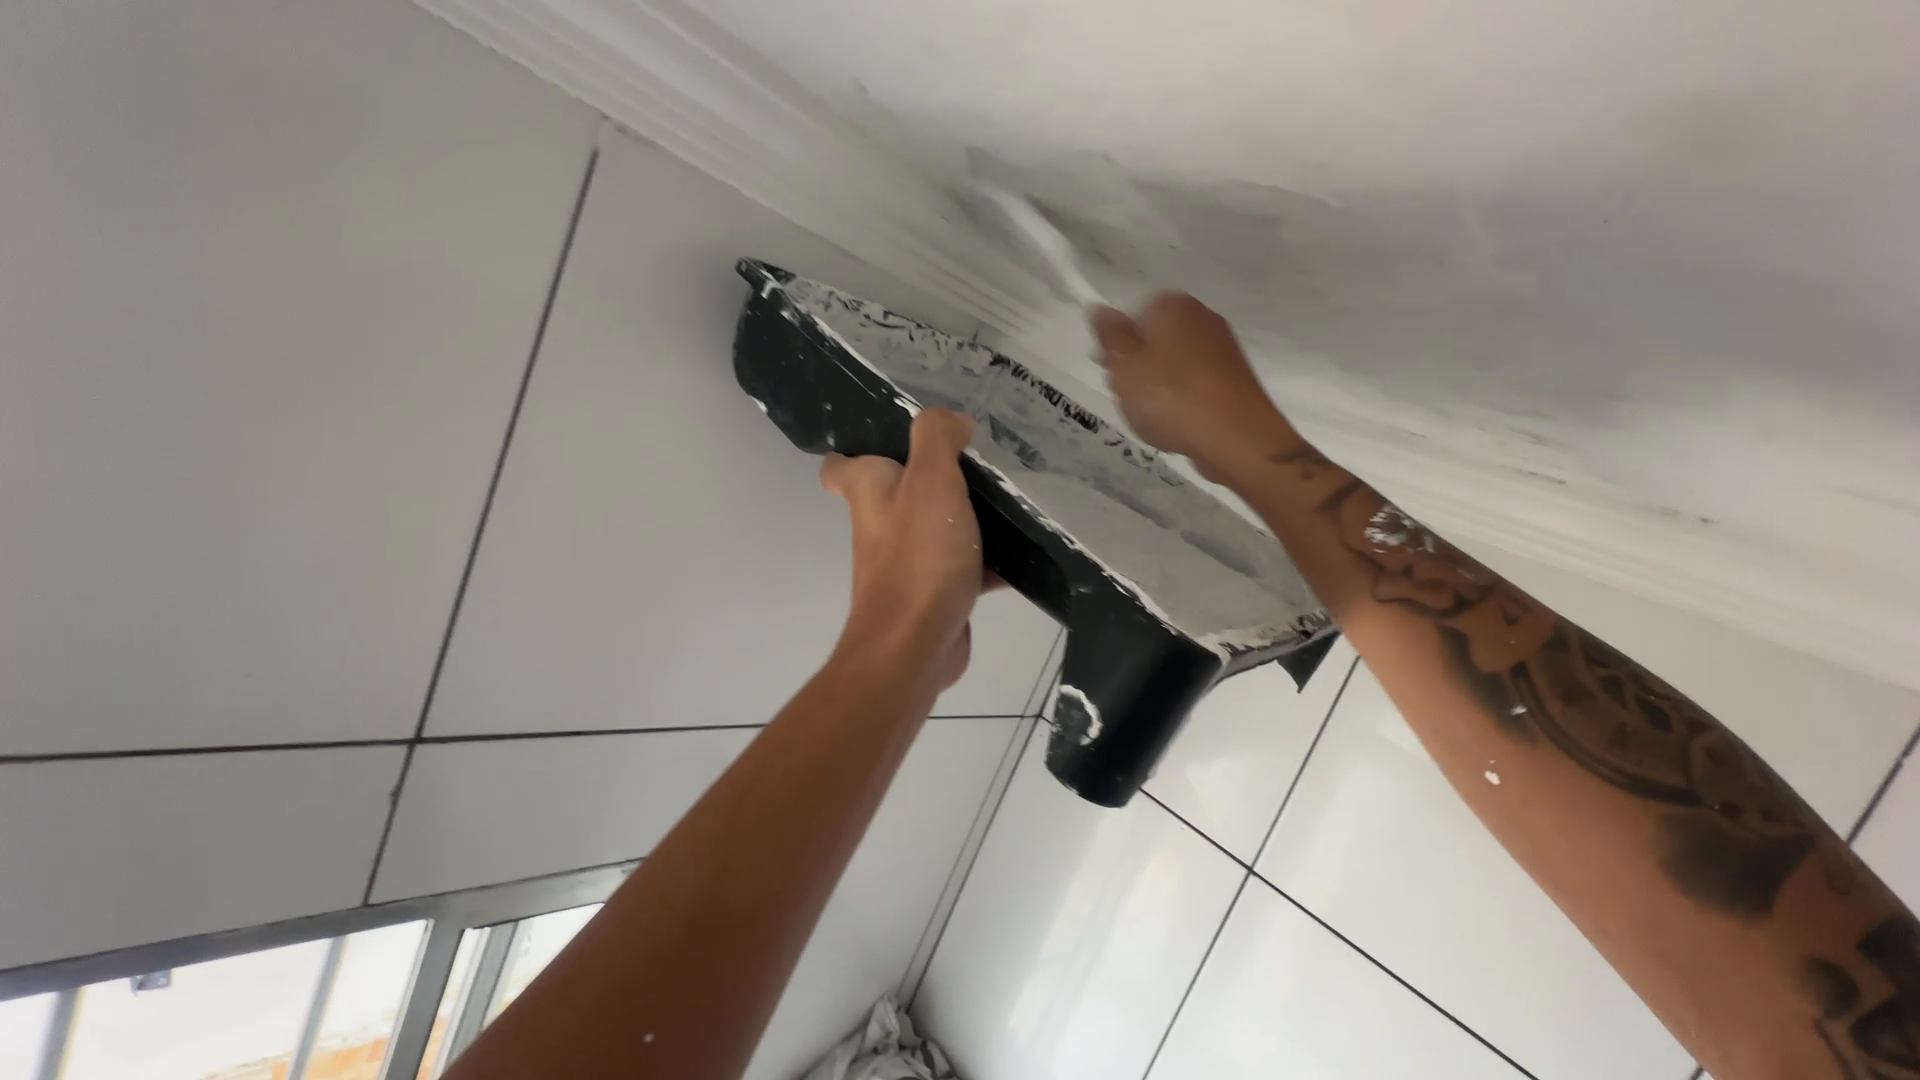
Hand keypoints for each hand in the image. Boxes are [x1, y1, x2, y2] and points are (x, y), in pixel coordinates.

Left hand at [821, 409, 992, 689]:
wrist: (915, 645)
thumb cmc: (917, 557)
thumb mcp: (931, 480)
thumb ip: (937, 438)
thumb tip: (952, 420)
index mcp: (870, 492)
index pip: (841, 465)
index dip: (856, 447)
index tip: (891, 434)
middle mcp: (881, 525)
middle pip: (901, 492)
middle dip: (932, 474)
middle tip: (975, 454)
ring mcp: (907, 562)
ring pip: (937, 527)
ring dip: (967, 515)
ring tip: (1011, 492)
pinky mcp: (935, 594)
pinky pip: (965, 566)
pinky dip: (990, 559)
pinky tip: (1025, 549)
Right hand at [1091, 293, 1303, 481]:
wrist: (1235, 437)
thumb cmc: (1170, 397)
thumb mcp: (1125, 365)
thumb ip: (1109, 334)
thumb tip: (1098, 307)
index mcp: (1173, 305)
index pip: (1134, 315)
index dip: (1118, 346)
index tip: (1112, 373)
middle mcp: (1202, 317)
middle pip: (1154, 340)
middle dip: (1138, 367)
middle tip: (1129, 396)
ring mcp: (1222, 348)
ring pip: (1173, 364)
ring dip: (1158, 387)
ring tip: (1153, 416)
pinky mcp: (1233, 378)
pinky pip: (1195, 384)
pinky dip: (1183, 400)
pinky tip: (1178, 423)